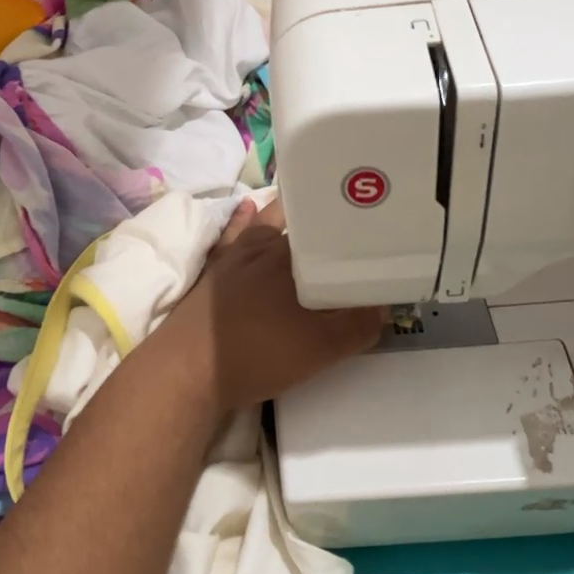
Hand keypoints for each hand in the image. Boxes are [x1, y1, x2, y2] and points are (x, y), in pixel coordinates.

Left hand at [152, 197, 384, 412]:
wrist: (188, 371)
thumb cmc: (258, 353)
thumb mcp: (321, 348)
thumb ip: (357, 325)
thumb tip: (384, 303)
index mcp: (291, 257)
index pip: (328, 230)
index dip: (350, 228)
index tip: (372, 225)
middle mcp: (262, 246)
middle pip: (298, 223)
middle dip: (321, 218)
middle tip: (346, 215)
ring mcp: (233, 258)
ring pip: (265, 224)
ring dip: (284, 213)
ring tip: (304, 202)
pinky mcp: (212, 273)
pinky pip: (231, 236)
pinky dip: (242, 220)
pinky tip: (248, 210)